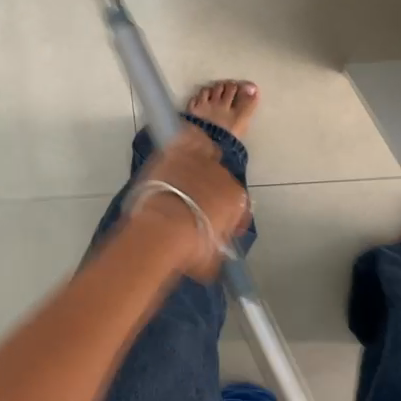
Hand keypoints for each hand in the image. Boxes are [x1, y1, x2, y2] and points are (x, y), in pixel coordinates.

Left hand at [127, 128, 249, 280]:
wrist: (162, 228)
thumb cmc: (190, 248)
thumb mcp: (211, 259)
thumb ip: (216, 248)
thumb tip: (212, 252)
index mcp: (237, 200)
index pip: (237, 203)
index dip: (226, 214)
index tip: (215, 223)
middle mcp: (224, 176)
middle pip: (219, 180)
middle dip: (209, 191)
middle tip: (193, 205)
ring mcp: (200, 161)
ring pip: (202, 158)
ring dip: (195, 167)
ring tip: (181, 181)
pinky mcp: (178, 152)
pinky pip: (186, 141)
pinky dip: (183, 144)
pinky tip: (174, 154)